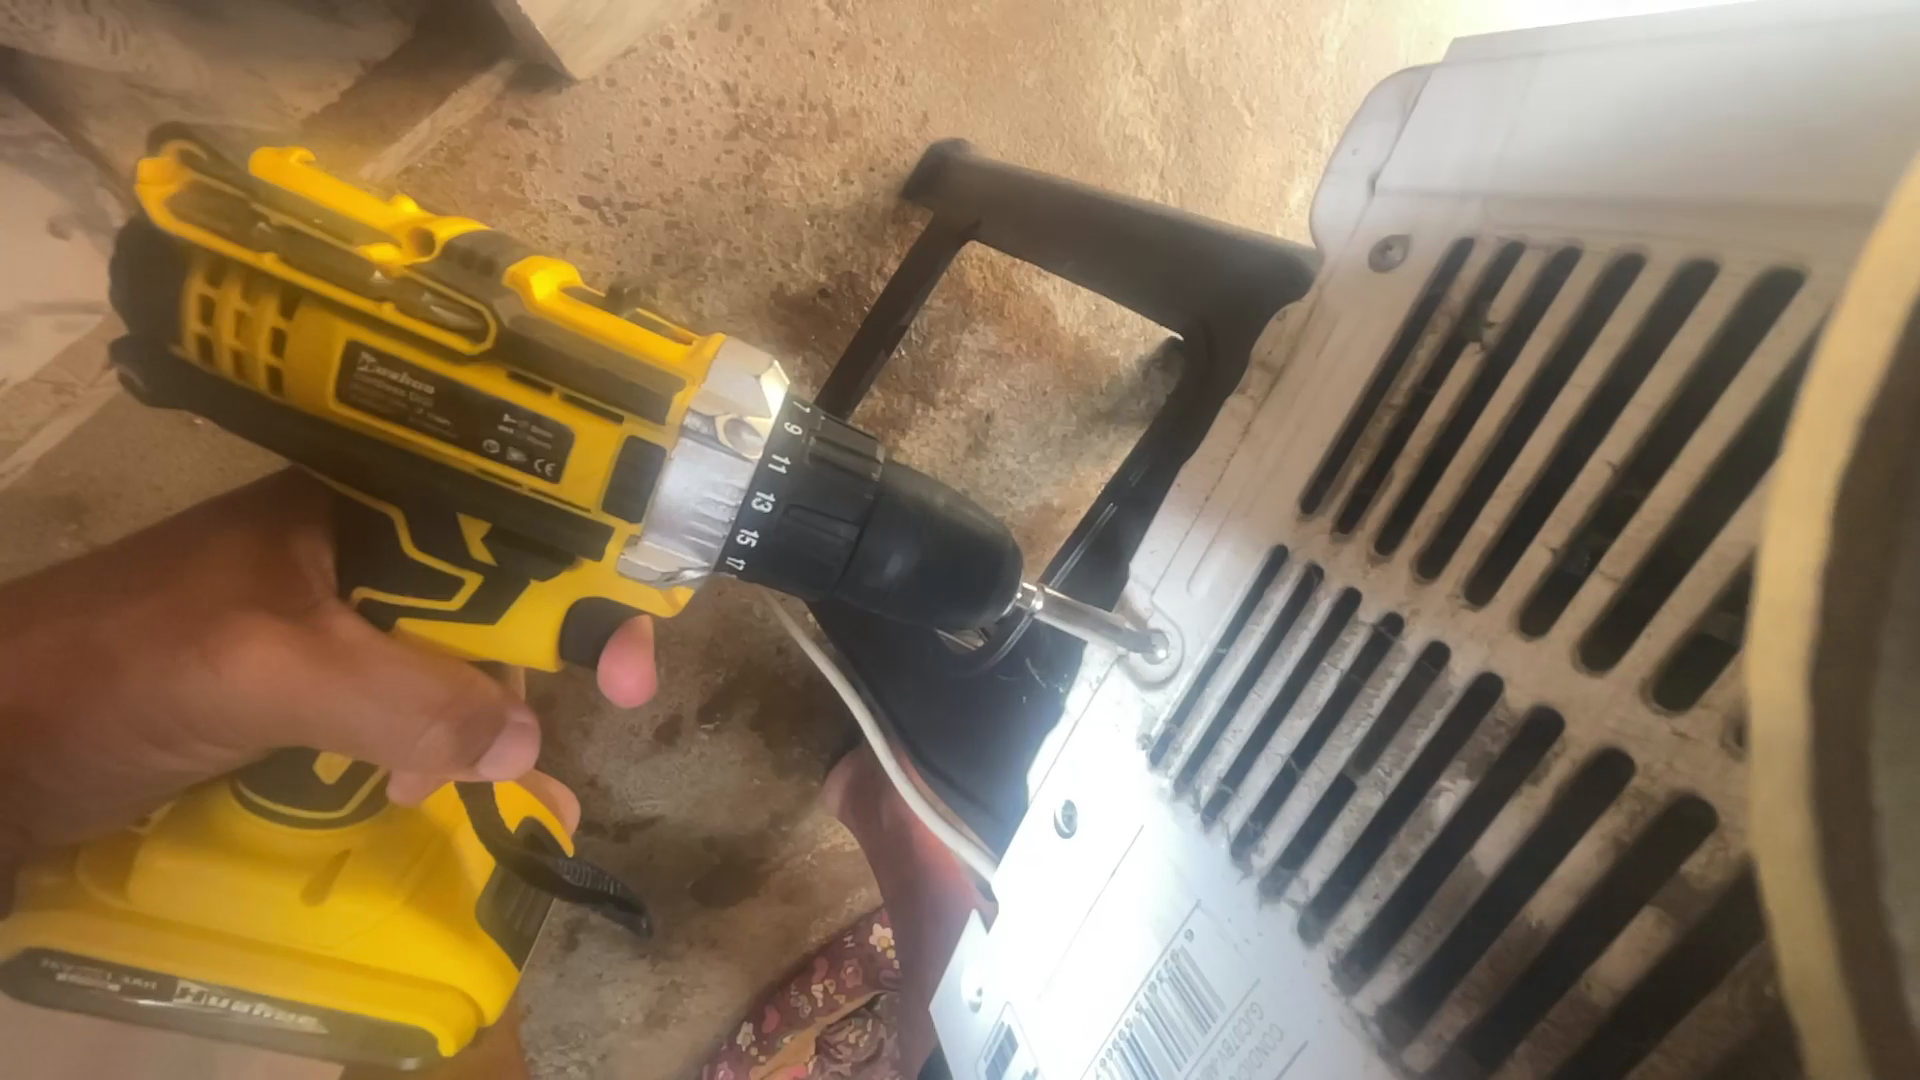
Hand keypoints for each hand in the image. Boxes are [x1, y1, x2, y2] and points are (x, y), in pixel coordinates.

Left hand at [0, 471, 656, 871]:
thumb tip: (527, 743)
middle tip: (612, 704)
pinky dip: (449, 744)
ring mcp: (366, 616)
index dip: (590, 585)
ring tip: (463, 782)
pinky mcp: (344, 673)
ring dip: (490, 720)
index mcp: (382, 510)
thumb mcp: (272, 671)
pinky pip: (431, 700)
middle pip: (514, 594)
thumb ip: (405, 697)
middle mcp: (389, 551)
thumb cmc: (121, 668)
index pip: (521, 529)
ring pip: (476, 655)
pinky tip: (430, 786)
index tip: (629, 663)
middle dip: (551, 659)